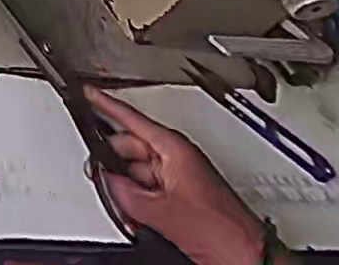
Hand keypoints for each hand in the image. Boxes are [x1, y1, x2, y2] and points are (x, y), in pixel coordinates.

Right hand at [85, 85, 268, 264]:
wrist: (250, 260)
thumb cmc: (223, 231)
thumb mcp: (164, 211)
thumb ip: (127, 193)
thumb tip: (107, 181)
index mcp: (172, 147)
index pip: (131, 117)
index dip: (106, 103)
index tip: (88, 92)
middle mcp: (175, 157)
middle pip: (131, 148)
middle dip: (113, 163)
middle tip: (98, 174)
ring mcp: (178, 176)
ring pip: (137, 171)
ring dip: (126, 188)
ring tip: (121, 206)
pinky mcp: (180, 196)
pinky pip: (148, 189)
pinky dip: (138, 201)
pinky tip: (135, 216)